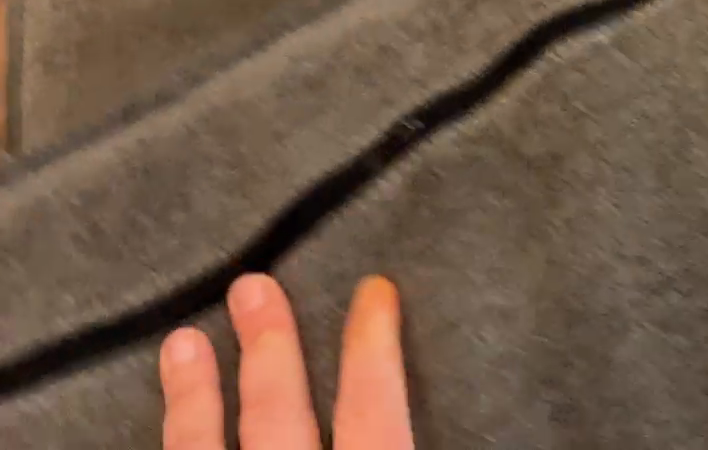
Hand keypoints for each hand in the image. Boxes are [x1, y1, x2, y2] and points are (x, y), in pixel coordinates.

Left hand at [159, 274, 413, 449]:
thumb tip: (530, 416)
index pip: (371, 404)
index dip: (372, 345)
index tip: (373, 288)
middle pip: (276, 416)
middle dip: (267, 348)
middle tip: (250, 286)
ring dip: (191, 398)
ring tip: (180, 340)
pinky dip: (170, 442)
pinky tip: (165, 427)